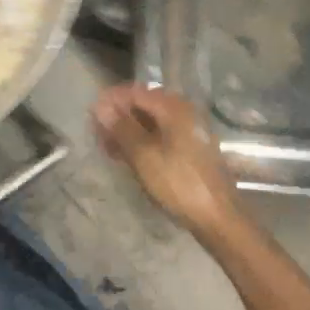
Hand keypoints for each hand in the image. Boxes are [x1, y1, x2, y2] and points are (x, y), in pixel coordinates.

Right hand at [92, 85, 240, 238]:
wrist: (219, 218)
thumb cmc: (179, 183)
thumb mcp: (144, 156)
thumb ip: (122, 128)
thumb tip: (100, 106)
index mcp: (173, 107)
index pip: (135, 92)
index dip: (111, 100)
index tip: (91, 115)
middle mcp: (183, 112)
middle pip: (143, 106)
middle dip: (118, 117)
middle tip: (97, 134)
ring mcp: (189, 131)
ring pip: (151, 123)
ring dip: (128, 132)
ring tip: (108, 148)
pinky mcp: (190, 150)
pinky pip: (160, 137)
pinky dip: (142, 143)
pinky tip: (129, 157)